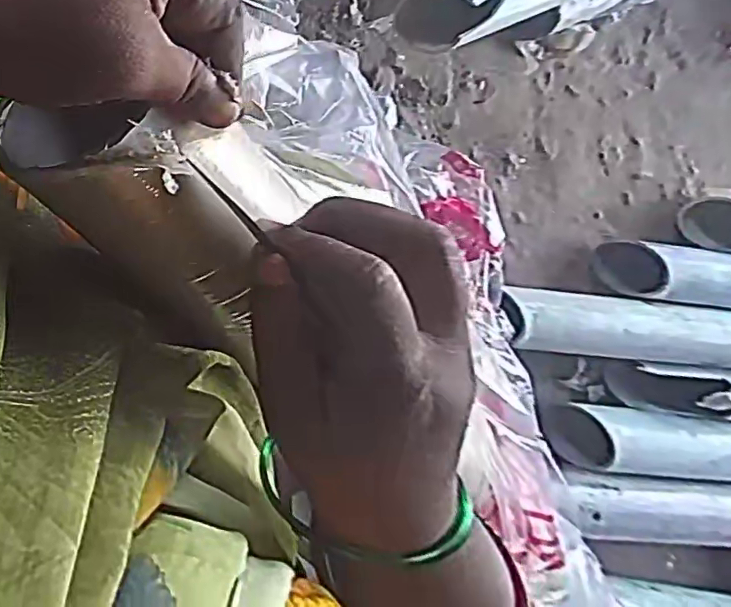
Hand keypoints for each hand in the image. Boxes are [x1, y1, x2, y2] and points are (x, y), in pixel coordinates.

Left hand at [0, 0, 242, 125]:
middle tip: (188, 104)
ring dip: (158, 47)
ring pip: (150, 2)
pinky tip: (117, 63)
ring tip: (154, 90)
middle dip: (192, 54)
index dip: (228, 61)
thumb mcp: (134, 65)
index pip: (220, 4)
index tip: (222, 109)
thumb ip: (192, 84)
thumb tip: (230, 108)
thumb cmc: (53, 43)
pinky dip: (126, 33)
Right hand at [251, 198, 475, 553]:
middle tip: (301, 230)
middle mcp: (445, 348)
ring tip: (321, 235)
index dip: (314, 246)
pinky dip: (385, 237)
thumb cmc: (334, 463)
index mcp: (399, 377)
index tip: (269, 241)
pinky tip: (346, 253)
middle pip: (424, 245)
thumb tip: (271, 258)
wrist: (402, 513)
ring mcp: (462, 336)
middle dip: (353, 217)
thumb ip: (279, 327)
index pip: (371, 280)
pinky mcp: (459, 329)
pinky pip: (432, 260)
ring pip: (435, 244)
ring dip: (372, 220)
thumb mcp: (286, 405)